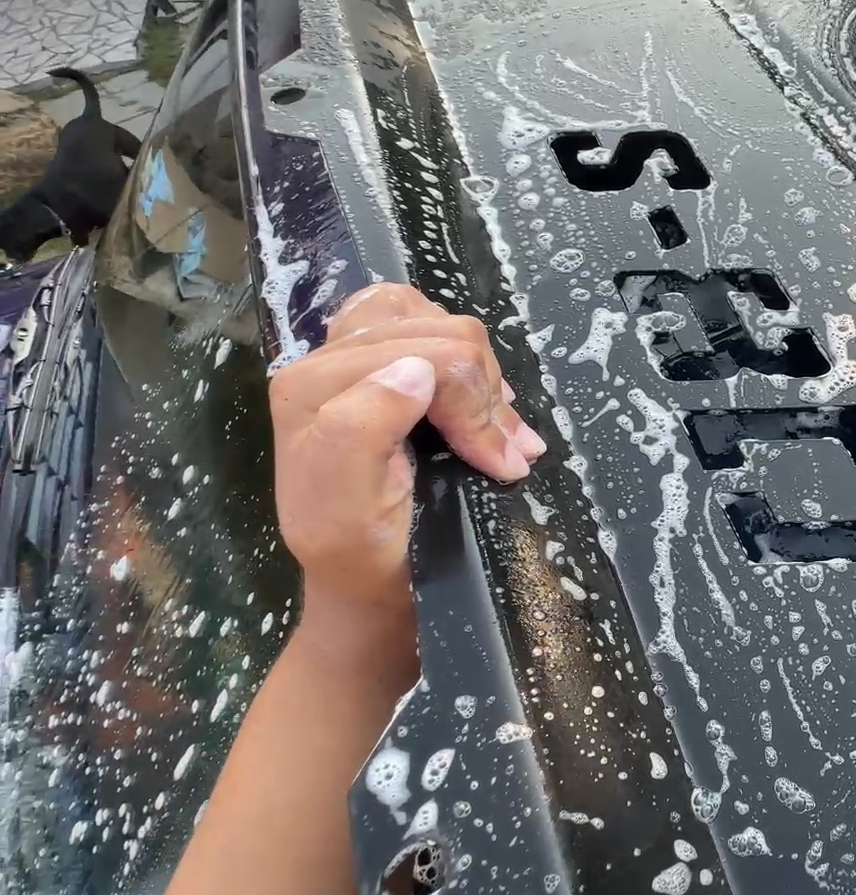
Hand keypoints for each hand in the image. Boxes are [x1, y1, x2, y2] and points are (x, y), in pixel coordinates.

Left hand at [268, 284, 544, 665]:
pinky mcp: (382, 358)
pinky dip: (471, 358)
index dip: (477, 411)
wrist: (372, 575)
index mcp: (311, 391)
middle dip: (487, 397)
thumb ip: (357, 435)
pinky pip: (433, 319)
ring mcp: (356, 356)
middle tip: (505, 455)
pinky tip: (480, 401)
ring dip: (487, 382)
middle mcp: (326, 362)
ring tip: (500, 436)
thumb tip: (414, 373)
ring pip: (450, 326)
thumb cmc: (368, 554)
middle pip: (447, 336)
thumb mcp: (348, 514)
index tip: (500, 465)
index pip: (432, 359)